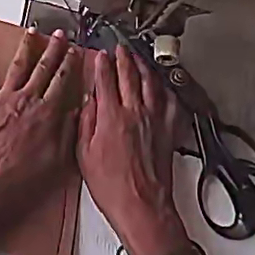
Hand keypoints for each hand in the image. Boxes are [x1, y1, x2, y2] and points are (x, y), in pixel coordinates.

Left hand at [0, 29, 82, 237]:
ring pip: (18, 65)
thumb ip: (68, 132)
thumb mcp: (56, 160)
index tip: (75, 51)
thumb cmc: (20, 179)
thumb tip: (79, 112)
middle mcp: (27, 100)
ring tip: (31, 31)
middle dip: (54, 48)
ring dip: (26, 46)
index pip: (63, 81)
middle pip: (44, 67)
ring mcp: (3, 99)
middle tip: (60, 34)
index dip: (70, 64)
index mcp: (47, 113)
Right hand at [79, 46, 189, 254]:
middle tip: (120, 49)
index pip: (105, 79)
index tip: (100, 55)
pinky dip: (165, 89)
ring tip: (139, 59)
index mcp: (111, 117)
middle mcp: (135, 112)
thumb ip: (84, 124)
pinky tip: (163, 86)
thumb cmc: (112, 187)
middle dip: (124, 58)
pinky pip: (170, 101)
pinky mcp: (168, 130)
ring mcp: (155, 119)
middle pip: (130, 75)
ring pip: (151, 83)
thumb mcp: (84, 155)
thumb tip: (87, 104)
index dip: (102, 64)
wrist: (142, 206)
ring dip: (143, 67)